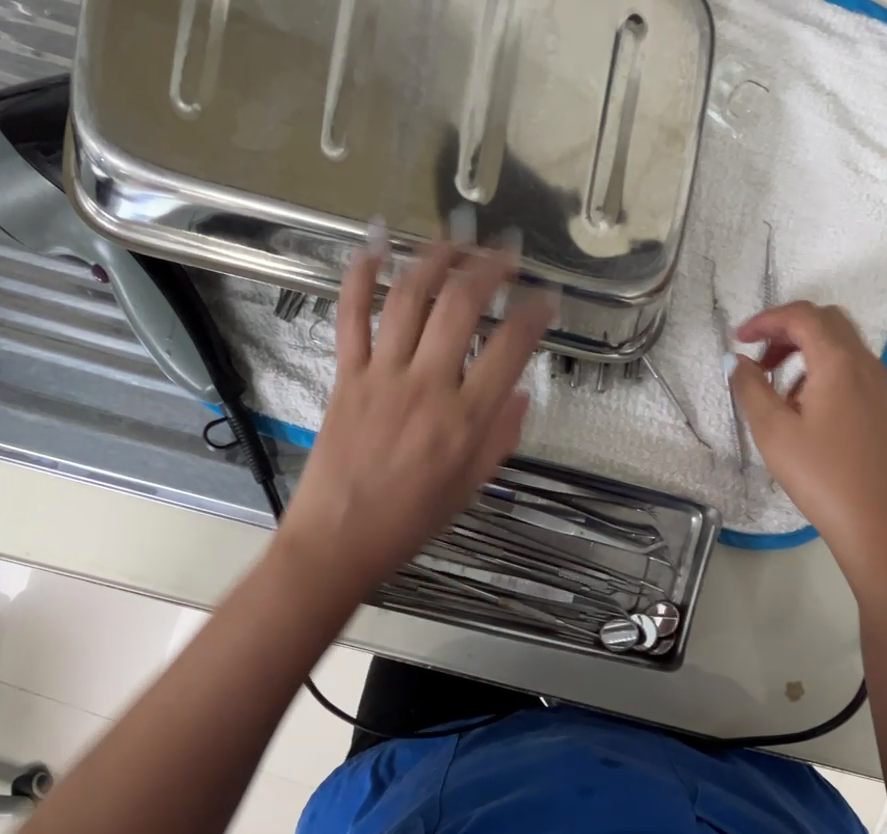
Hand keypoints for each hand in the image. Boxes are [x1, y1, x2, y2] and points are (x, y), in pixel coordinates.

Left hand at [272, 242, 553, 594]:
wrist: (339, 540)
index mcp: (465, 421)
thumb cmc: (409, 522)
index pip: (510, 348)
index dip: (535, 314)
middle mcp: (426, 387)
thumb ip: (499, 438)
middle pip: (461, 305)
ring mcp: (381, 376)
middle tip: (506, 254)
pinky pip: (350, 317)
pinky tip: (375, 246)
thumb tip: (518, 394)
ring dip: (434, 259)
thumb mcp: (470, 488)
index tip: (547, 299)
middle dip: (489, 268)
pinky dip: (361, 276)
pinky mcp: (346, 376)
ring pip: (409, 298)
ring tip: (455, 240)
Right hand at [729, 302, 886, 566]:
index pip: (801, 316)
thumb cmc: (821, 475)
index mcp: (838, 361)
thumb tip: (737, 362)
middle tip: (757, 358)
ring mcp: (878, 385)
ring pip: (840, 345)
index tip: (737, 339)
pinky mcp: (880, 407)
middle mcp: (864, 363)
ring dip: (804, 350)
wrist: (876, 520)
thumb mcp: (773, 431)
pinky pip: (849, 369)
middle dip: (786, 330)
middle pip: (825, 322)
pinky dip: (820, 370)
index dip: (765, 320)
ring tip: (775, 387)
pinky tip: (801, 408)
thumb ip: (750, 388)